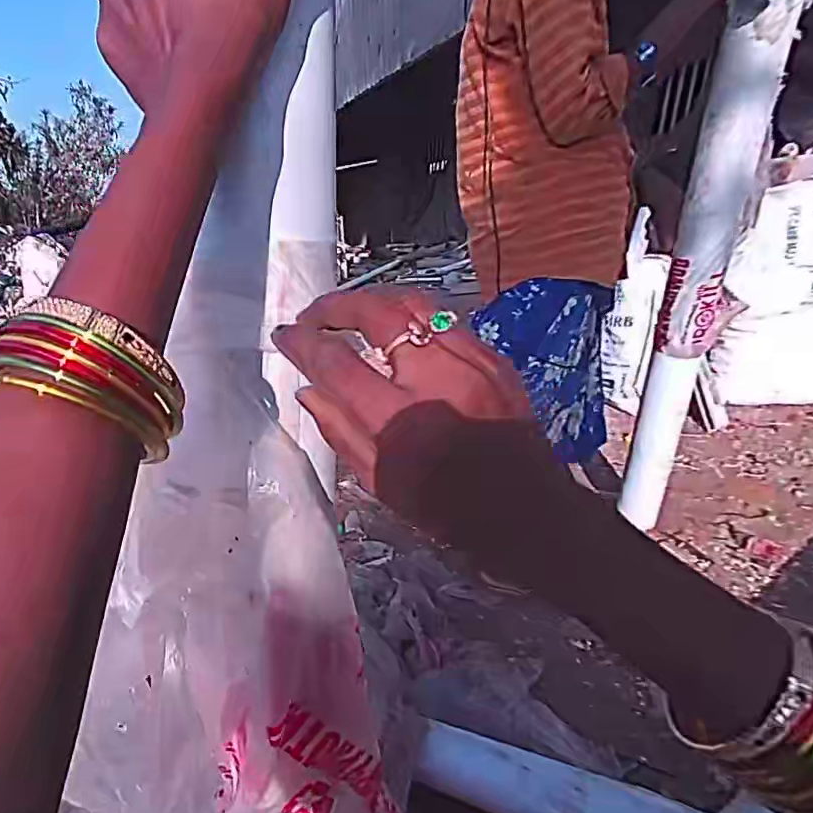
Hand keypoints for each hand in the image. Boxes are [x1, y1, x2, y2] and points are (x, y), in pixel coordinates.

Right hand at [272, 287, 538, 522]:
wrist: (527, 511)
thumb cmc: (446, 508)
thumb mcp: (382, 483)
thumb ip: (340, 431)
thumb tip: (308, 389)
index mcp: (401, 421)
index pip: (338, 364)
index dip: (304, 344)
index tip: (285, 336)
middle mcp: (437, 379)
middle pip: (378, 315)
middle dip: (335, 306)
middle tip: (313, 315)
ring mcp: (472, 361)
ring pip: (415, 304)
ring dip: (374, 301)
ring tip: (352, 312)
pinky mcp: (494, 358)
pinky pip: (445, 319)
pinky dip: (412, 317)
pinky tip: (398, 329)